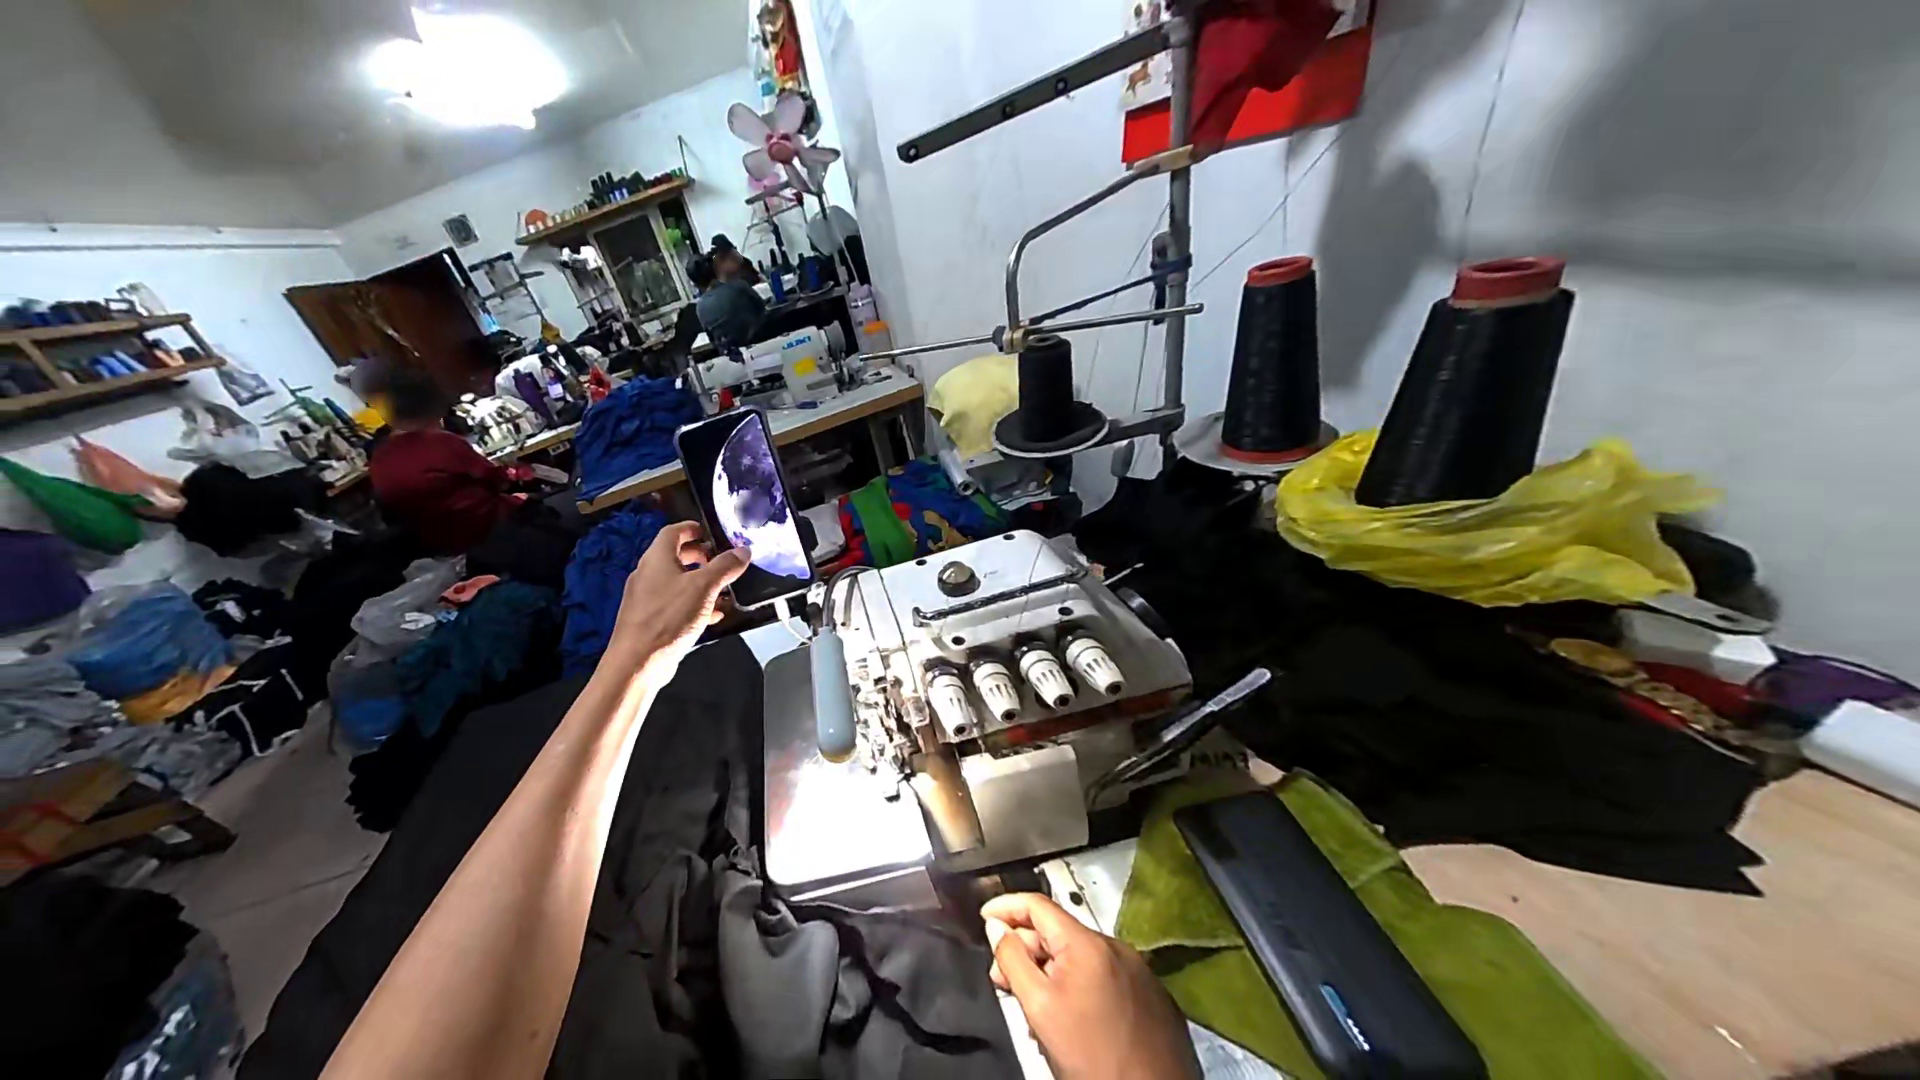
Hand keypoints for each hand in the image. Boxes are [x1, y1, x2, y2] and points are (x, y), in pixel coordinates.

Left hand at [604, 521, 749, 686]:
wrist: (638, 662)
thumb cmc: (667, 618)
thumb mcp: (705, 587)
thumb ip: (725, 566)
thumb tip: (743, 550)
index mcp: (657, 559)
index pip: (673, 532)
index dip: (693, 528)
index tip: (711, 532)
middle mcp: (649, 574)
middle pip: (676, 556)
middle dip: (702, 557)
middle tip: (721, 561)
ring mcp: (648, 597)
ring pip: (678, 581)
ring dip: (701, 582)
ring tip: (723, 590)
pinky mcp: (651, 618)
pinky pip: (676, 603)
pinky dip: (695, 603)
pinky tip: (712, 615)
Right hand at [982, 893, 1199, 1079]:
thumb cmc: (1093, 1057)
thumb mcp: (1039, 1007)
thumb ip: (1012, 960)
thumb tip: (996, 926)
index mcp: (1087, 943)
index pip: (1038, 905)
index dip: (1006, 906)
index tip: (984, 916)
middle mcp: (1114, 945)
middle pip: (1057, 931)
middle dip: (1025, 948)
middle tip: (1001, 977)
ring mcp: (1134, 968)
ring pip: (1077, 955)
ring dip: (1048, 969)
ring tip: (1031, 1004)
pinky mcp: (1147, 991)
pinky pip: (1100, 974)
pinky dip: (1076, 983)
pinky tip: (1066, 1014)